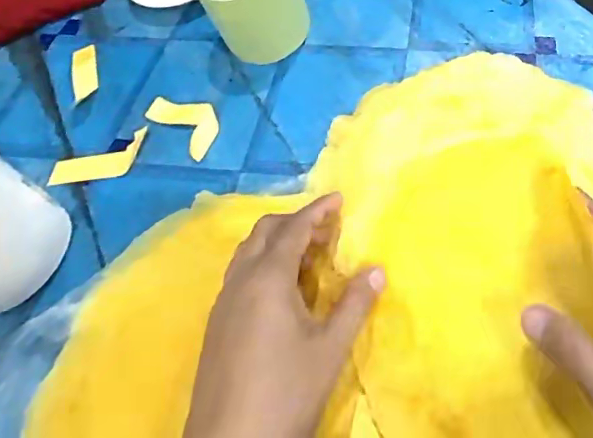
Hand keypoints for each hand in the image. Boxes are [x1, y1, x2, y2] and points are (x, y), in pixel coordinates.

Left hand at [184, 193, 383, 437]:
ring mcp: (222, 306)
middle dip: (296, 222)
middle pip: (265, 232)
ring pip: (247, 253)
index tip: (340, 198)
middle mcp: (240, 283)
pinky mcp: (215, 329)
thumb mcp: (329, 349)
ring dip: (277, 243)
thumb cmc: (284, 393)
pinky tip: (284, 292)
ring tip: (309, 258)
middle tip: (328, 231)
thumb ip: (354, 304)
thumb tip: (377, 269)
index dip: (318, 210)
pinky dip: (263, 265)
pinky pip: (240, 276)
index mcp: (267, 279)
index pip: (294, 229)